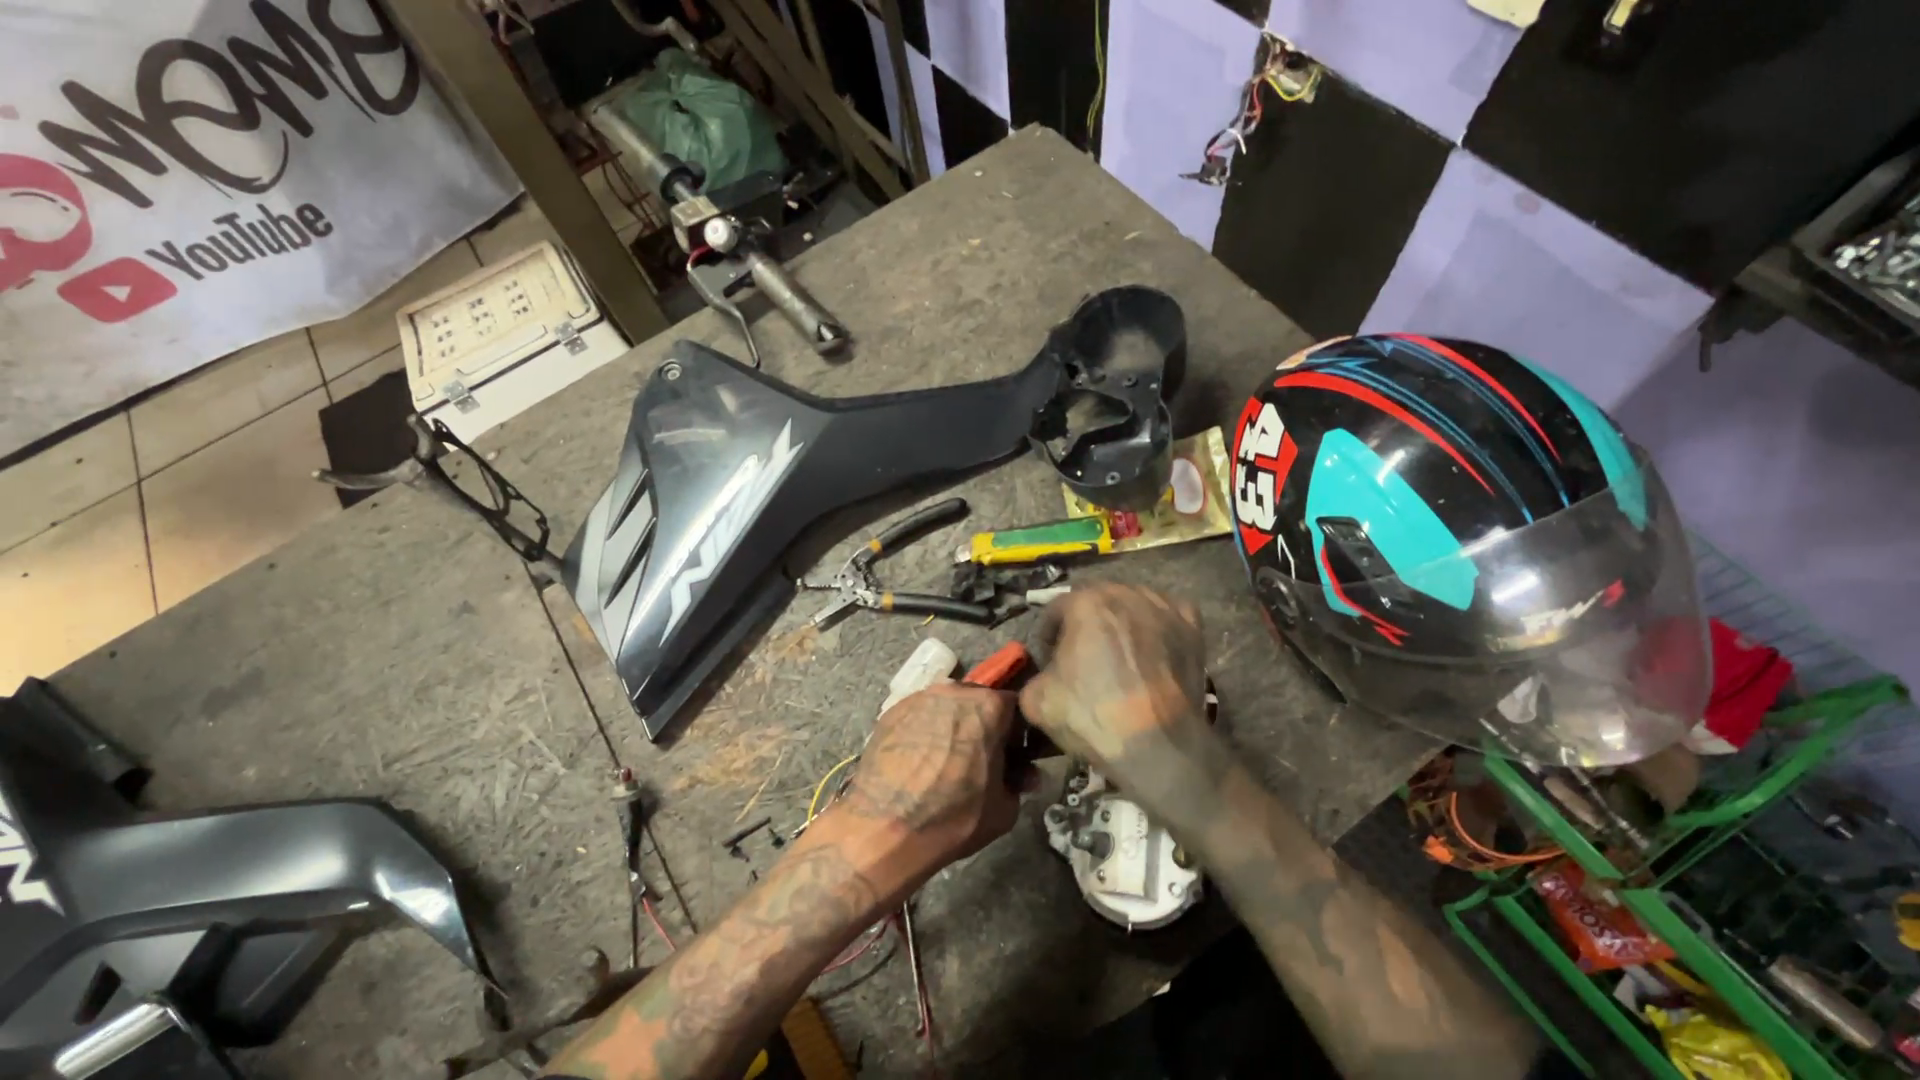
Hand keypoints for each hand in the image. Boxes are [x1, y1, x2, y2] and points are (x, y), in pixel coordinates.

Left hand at [832, 683, 1022, 888]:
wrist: (884, 829)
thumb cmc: (953, 817)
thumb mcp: (1004, 809)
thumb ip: (1019, 783)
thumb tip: (1022, 775)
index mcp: (988, 707)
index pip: (1015, 708)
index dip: (1018, 734)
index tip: (1014, 757)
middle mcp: (953, 692)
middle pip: (979, 703)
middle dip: (984, 727)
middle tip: (981, 760)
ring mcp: (917, 699)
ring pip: (947, 708)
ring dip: (954, 728)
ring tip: (946, 763)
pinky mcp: (890, 712)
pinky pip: (919, 717)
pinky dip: (925, 733)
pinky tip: (920, 762)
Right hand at [1020, 585, 1211, 803]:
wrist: (1156, 744)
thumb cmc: (1092, 715)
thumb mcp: (1036, 700)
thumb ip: (1033, 676)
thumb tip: (1044, 677)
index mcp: (1085, 602)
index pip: (1055, 610)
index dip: (1047, 636)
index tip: (1048, 660)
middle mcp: (1125, 594)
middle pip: (1097, 603)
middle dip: (1086, 626)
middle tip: (1082, 659)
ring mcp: (1164, 608)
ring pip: (1134, 606)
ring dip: (1122, 625)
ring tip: (1120, 657)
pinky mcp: (1192, 628)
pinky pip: (1169, 616)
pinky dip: (1158, 627)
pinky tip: (1153, 649)